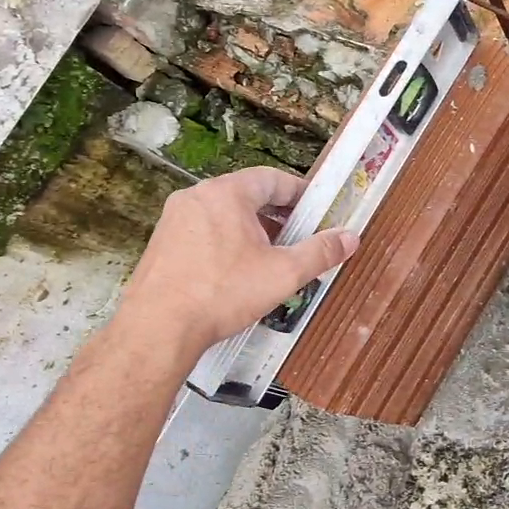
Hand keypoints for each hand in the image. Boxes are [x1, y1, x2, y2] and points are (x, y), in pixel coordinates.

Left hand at [115, 166, 358, 358]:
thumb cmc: (222, 294)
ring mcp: (174, 220)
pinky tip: (237, 273)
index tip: (317, 209)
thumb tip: (350, 238)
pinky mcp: (162, 244)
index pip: (272, 179)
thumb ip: (321, 252)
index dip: (299, 193)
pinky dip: (227, 243)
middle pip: (247, 195)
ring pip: (224, 215)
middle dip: (277, 215)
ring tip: (271, 259)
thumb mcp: (284, 273)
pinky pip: (203, 232)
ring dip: (252, 230)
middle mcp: (196, 198)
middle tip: (299, 238)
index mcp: (226, 194)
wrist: (158, 329)